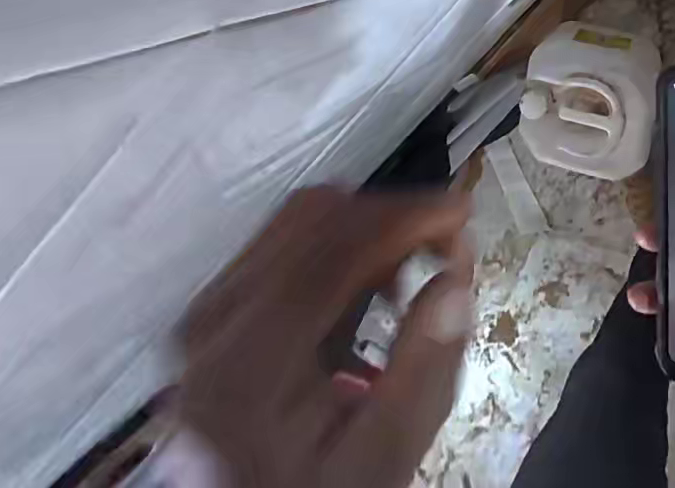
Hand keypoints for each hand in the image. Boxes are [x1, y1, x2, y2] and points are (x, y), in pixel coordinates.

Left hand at [178, 186, 473, 487]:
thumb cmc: (319, 480)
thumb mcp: (383, 452)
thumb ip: (425, 365)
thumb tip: (454, 279)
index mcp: (252, 364)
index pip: (335, 254)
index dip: (406, 219)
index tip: (458, 214)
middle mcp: (220, 320)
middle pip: (320, 217)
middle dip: (394, 215)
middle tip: (442, 238)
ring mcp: (215, 303)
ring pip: (306, 214)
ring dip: (372, 223)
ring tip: (412, 258)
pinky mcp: (224, 296)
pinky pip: (292, 231)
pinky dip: (346, 234)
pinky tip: (374, 271)